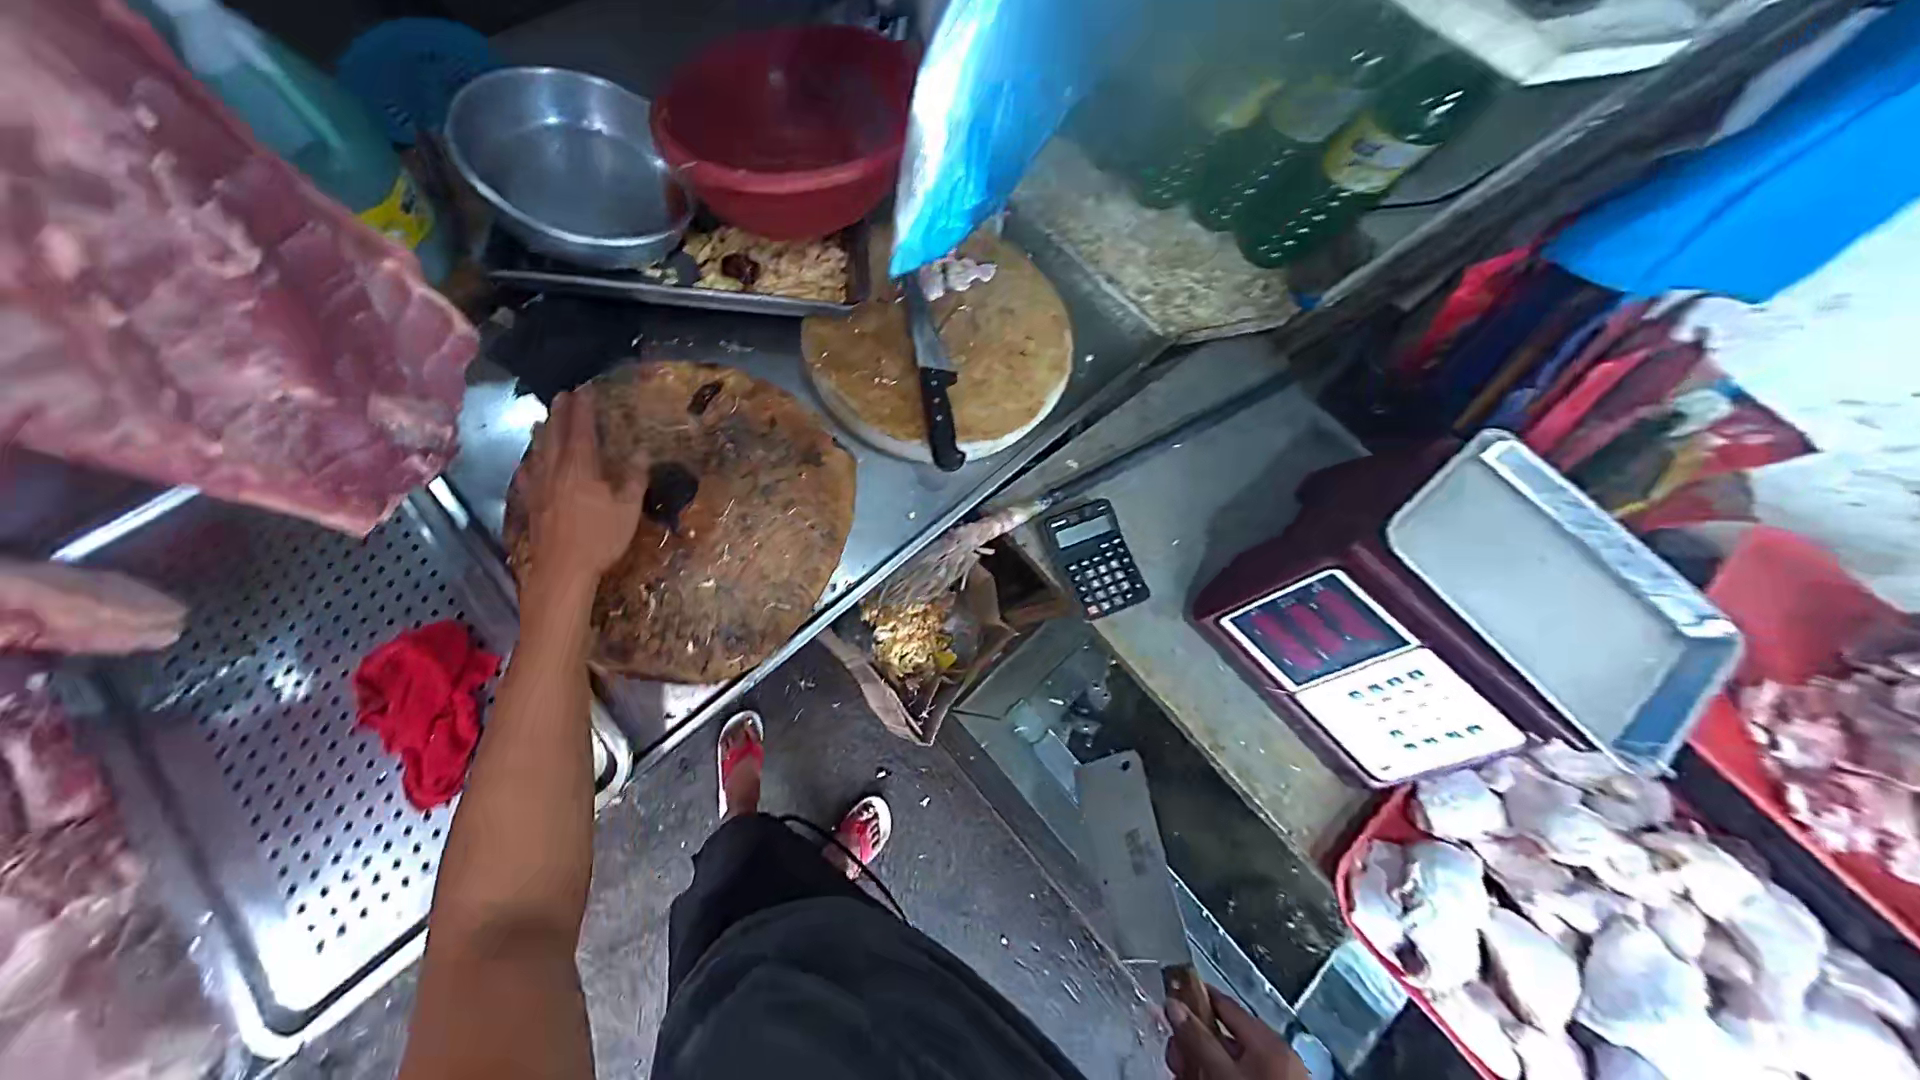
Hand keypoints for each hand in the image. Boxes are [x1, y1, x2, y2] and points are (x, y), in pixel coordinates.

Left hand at [520, 388, 643, 593]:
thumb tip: (641, 453)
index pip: (581, 431)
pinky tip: (528, 463)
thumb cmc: (600, 538)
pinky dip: (529, 463)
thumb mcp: (628, 509)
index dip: (583, 409)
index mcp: (581, 468)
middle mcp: (556, 471)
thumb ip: (634, 479)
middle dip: (560, 414)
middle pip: (555, 436)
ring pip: (539, 452)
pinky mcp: (531, 504)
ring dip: (543, 433)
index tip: (585, 389)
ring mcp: (539, 487)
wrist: (562, 570)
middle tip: (563, 395)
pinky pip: (528, 475)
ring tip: (544, 420)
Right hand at [1165, 985, 1307, 1079]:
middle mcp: (1276, 1056)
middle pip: (1224, 1035)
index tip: (1168, 1001)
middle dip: (1194, 1043)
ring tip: (1183, 1076)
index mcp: (1267, 1042)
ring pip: (1229, 1061)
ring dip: (1202, 1065)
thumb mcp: (1221, 1076)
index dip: (1194, 997)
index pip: (1224, 1004)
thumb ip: (1196, 1038)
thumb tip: (1173, 1005)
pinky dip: (1218, 1078)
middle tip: (1174, 1060)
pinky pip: (1240, 1079)